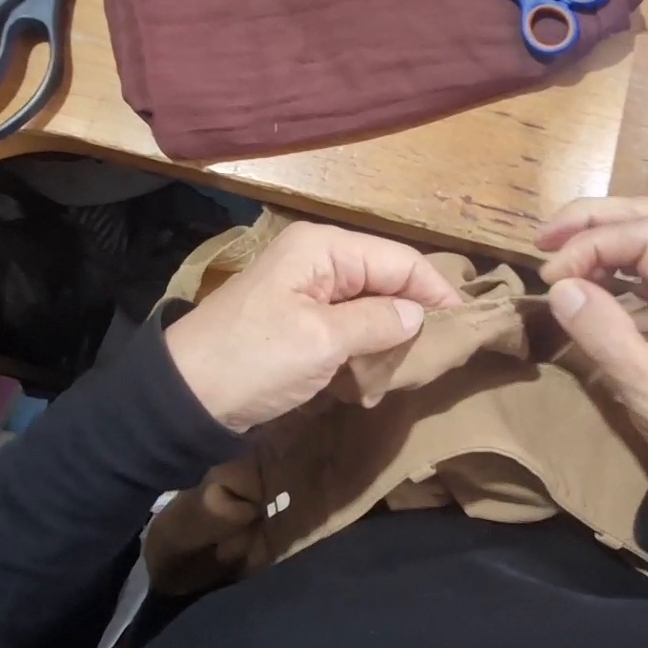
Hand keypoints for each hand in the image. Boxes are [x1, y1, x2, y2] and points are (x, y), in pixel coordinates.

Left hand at [165, 221, 463, 432]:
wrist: (185, 397)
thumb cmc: (256, 359)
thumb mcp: (322, 340)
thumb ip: (377, 321)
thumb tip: (419, 313)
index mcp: (322, 249)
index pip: (397, 259)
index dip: (434, 288)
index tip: (463, 323)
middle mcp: (317, 261)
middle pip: (384, 279)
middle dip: (413, 313)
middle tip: (441, 350)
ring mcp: (305, 292)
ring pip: (368, 305)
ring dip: (388, 336)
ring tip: (410, 366)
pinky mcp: (298, 322)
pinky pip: (346, 327)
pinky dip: (364, 348)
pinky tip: (374, 375)